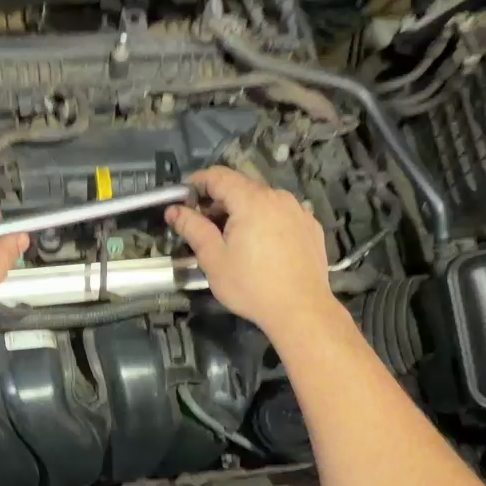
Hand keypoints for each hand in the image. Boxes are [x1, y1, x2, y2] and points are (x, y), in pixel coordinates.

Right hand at [168, 167, 337, 337]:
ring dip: (244, 211)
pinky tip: (262, 247)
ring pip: (264, 200)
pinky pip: (282, 214)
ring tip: (233, 238)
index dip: (197, 182)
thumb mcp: (213, 259)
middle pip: (242, 187)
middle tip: (204, 224)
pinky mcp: (311, 227)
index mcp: (251, 200)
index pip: (219, 176)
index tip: (184, 197)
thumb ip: (192, 228)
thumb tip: (174, 210)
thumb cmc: (252, 286)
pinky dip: (266, 221)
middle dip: (219, 200)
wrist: (301, 310)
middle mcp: (278, 197)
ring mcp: (299, 211)